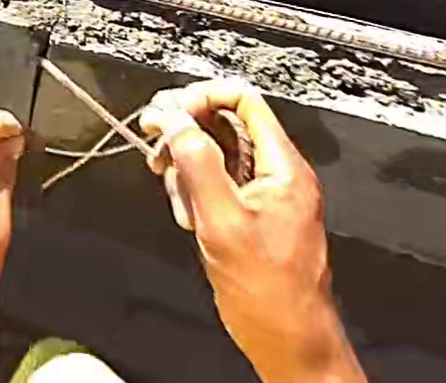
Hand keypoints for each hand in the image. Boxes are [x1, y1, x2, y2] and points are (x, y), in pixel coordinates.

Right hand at [140, 82, 365, 382]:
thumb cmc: (267, 291)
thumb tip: (171, 116)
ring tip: (175, 194)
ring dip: (183, 163)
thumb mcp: (225, 222)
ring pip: (210, 148)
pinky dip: (190, 187)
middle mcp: (272, 169)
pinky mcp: (245, 208)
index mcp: (281, 165)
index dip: (202, 96)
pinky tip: (186, 213)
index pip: (242, 98)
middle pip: (221, 120)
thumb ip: (198, 163)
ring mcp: (258, 189)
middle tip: (154, 142)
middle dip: (184, 130)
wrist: (290, 348)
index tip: (169, 113)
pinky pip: (211, 178)